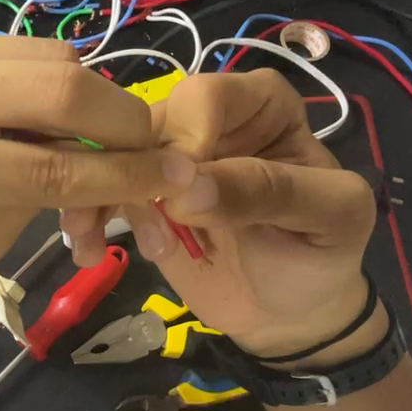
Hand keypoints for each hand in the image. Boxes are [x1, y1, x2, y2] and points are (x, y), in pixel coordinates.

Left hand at [0, 18, 196, 271]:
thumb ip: (50, 199)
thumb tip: (122, 165)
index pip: (48, 167)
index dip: (121, 175)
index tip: (173, 178)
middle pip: (60, 87)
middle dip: (121, 120)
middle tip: (146, 145)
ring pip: (53, 55)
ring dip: (87, 97)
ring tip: (81, 135)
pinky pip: (25, 46)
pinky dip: (48, 79)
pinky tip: (29, 112)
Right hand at [59, 70, 378, 360]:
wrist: (284, 312)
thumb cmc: (317, 255)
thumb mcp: (327, 218)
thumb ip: (269, 192)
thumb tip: (189, 189)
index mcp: (261, 106)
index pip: (205, 98)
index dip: (186, 141)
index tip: (186, 200)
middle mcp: (206, 121)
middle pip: (144, 124)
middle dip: (130, 176)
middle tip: (149, 237)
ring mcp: (164, 159)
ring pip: (109, 156)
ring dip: (95, 198)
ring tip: (95, 245)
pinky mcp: (137, 195)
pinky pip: (97, 189)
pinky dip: (84, 217)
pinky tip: (88, 251)